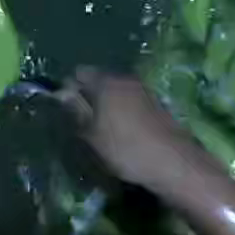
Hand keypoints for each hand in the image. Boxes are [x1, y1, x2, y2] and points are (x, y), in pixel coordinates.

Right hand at [58, 68, 217, 192]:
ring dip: (106, 104)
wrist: (173, 161)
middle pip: (99, 79)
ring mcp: (143, 89)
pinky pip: (130, 100)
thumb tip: (62, 93)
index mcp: (106, 81)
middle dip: (87, 95)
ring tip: (101, 130)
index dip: (68, 88)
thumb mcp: (91, 134)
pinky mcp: (156, 103)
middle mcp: (125, 78)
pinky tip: (122, 132)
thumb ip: (75, 110)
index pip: (79, 73)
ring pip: (115, 90)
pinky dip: (122, 110)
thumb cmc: (125, 148)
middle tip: (81, 122)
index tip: (65, 110)